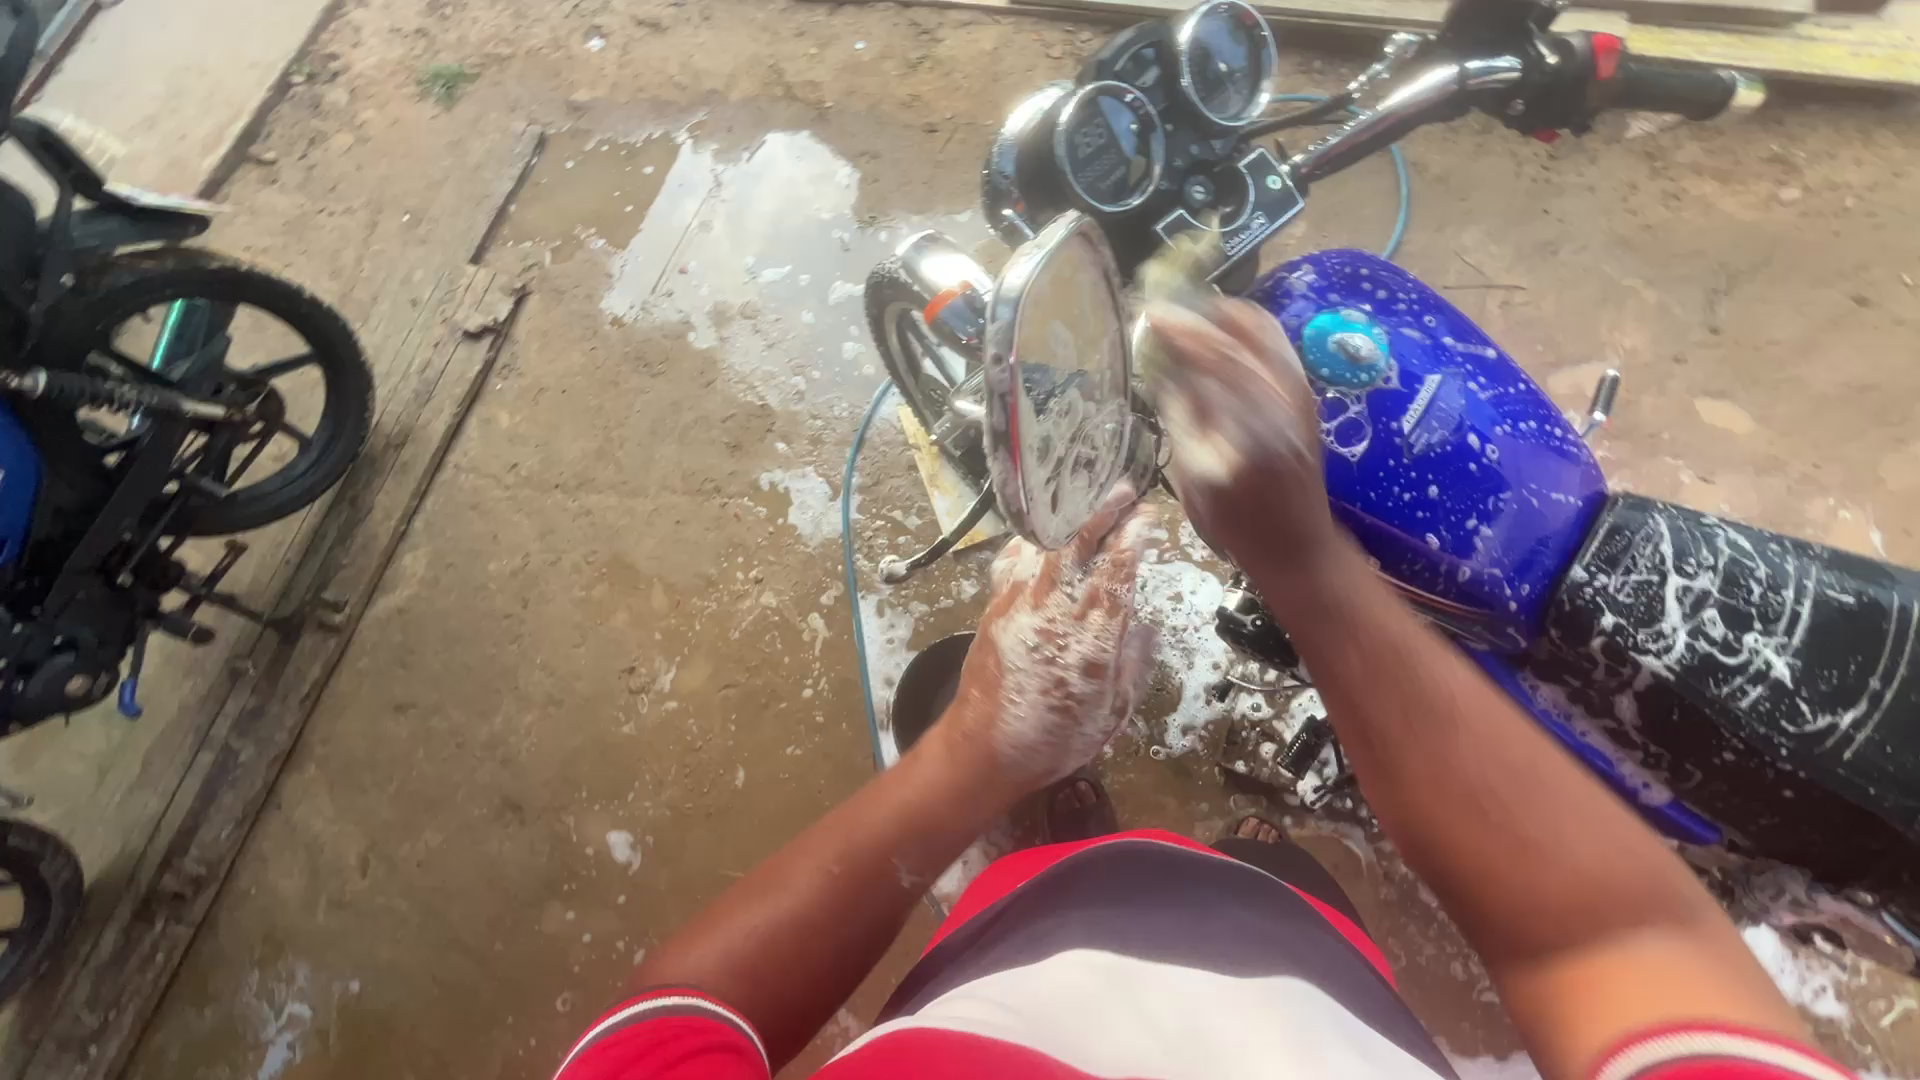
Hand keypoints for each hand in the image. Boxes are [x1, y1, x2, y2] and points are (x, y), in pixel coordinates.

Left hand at [939, 485, 1158, 793]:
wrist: (985, 746)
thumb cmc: (1056, 736)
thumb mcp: (1113, 712)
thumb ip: (1133, 663)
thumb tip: (1146, 626)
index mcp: (1093, 633)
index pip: (1118, 571)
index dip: (1134, 537)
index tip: (1147, 514)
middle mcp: (1056, 607)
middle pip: (1081, 544)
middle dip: (1104, 510)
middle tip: (1123, 488)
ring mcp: (1020, 602)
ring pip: (1046, 544)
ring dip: (1069, 518)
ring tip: (1085, 499)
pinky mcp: (994, 606)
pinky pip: (1012, 561)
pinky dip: (1028, 542)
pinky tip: (1038, 536)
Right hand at [1146, 298, 1339, 575]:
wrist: (1297, 544)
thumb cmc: (1236, 524)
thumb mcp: (1194, 482)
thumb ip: (1182, 424)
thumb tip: (1163, 374)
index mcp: (1245, 431)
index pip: (1211, 362)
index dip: (1180, 332)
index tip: (1151, 314)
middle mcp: (1279, 405)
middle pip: (1239, 337)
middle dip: (1198, 316)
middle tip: (1165, 311)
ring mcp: (1299, 396)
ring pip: (1263, 333)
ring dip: (1224, 316)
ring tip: (1192, 313)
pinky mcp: (1306, 396)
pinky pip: (1276, 344)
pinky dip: (1248, 328)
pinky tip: (1225, 331)